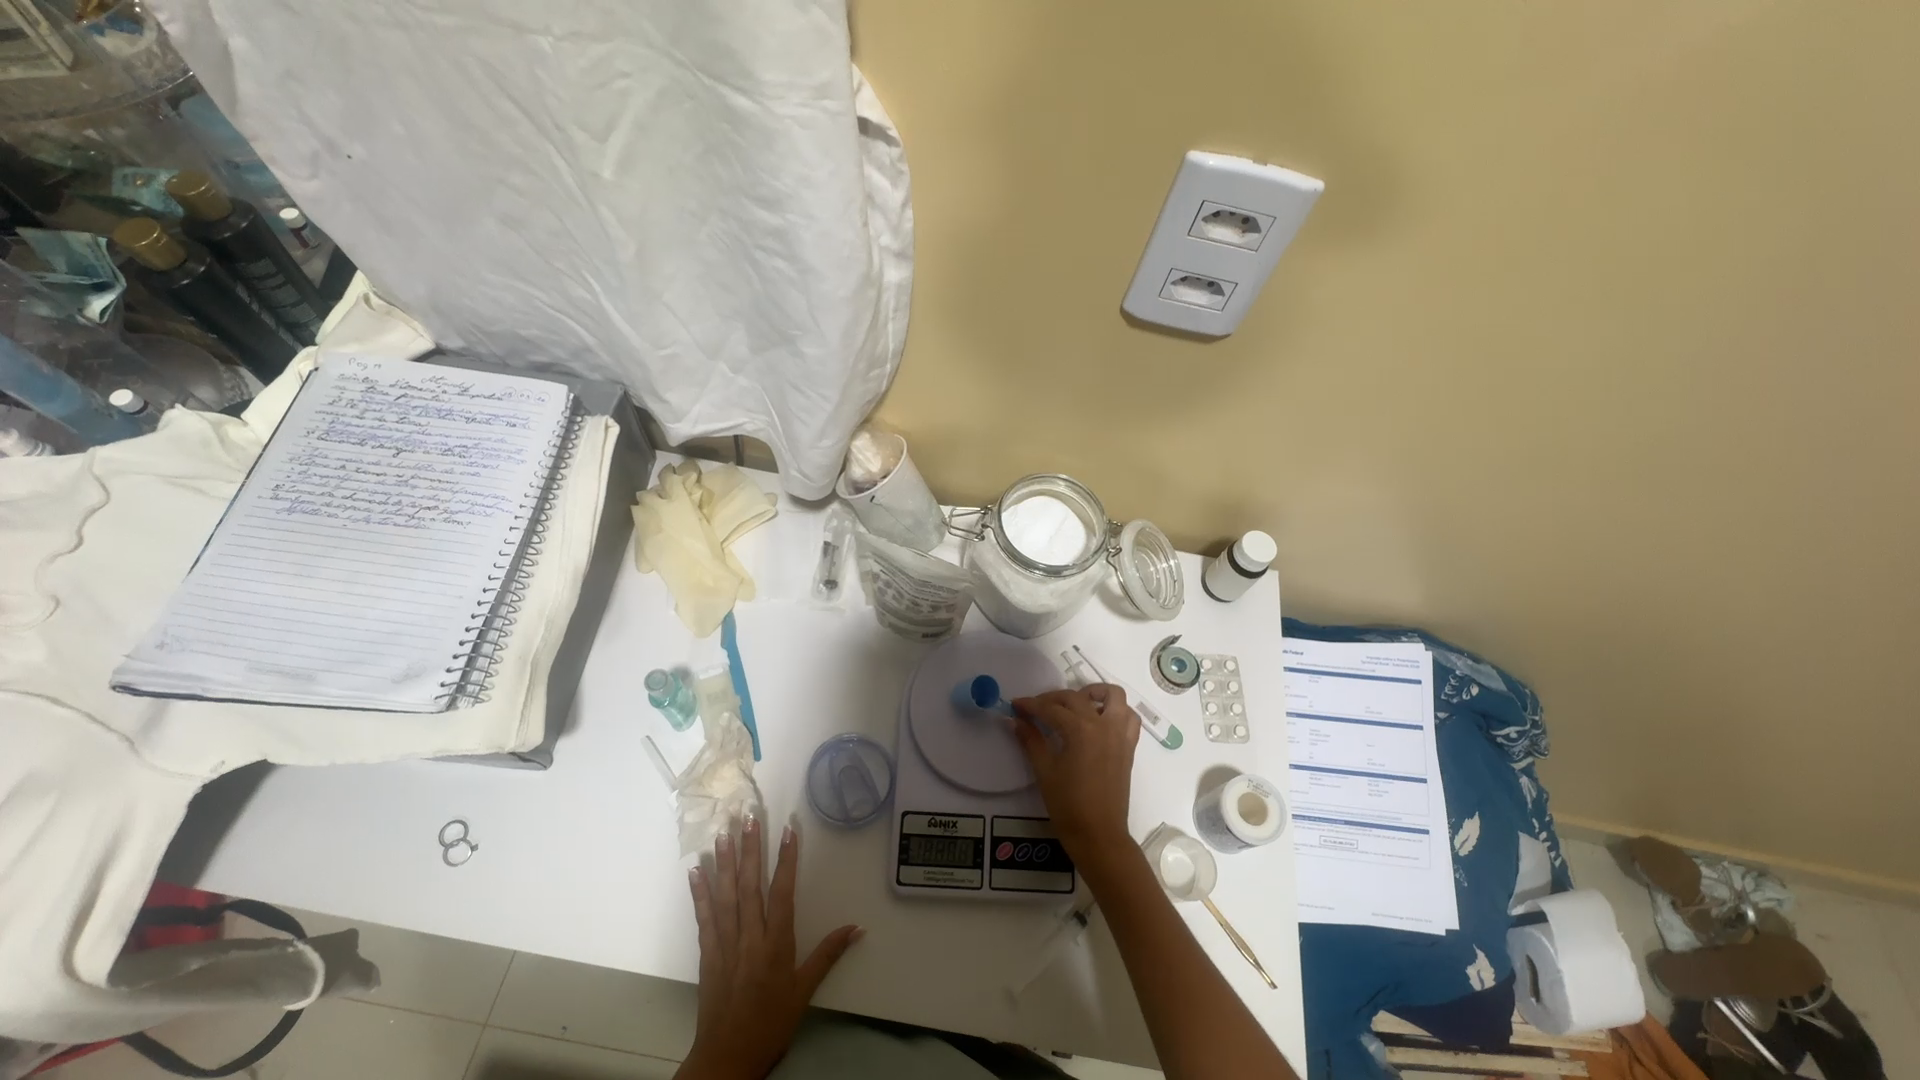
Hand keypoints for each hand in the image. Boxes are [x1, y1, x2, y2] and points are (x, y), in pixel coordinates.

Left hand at [677, 817, 862, 1079]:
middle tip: (748, 816)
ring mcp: (725, 944)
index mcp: (776, 944)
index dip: (786, 859)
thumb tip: (856, 928)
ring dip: (723, 862)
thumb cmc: (772, 1023)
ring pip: (725, 895)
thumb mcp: (804, 991)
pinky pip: (703, 917)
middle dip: (750, 849)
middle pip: (749, 885)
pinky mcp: (707, 953)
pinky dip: (700, 892)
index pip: (782, 892)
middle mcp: (749, 937)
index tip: (788, 829)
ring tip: (722, 832)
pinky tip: (696, 870)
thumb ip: (828, 955)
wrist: (728, 1056)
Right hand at [1011, 685, 1140, 873]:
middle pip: (1076, 697)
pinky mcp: (1129, 746)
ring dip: (1093, 693)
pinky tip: (1099, 720)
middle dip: (1053, 699)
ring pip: (1112, 696)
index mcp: (1081, 730)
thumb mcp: (1045, 771)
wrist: (1099, 834)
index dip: (1030, 705)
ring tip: (1075, 705)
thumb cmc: (1068, 805)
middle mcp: (1103, 725)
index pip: (1051, 709)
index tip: (1016, 705)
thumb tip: (1015, 721)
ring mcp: (1120, 734)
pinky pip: (1129, 717)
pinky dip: (1115, 711)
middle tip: (1035, 709)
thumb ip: (1031, 740)